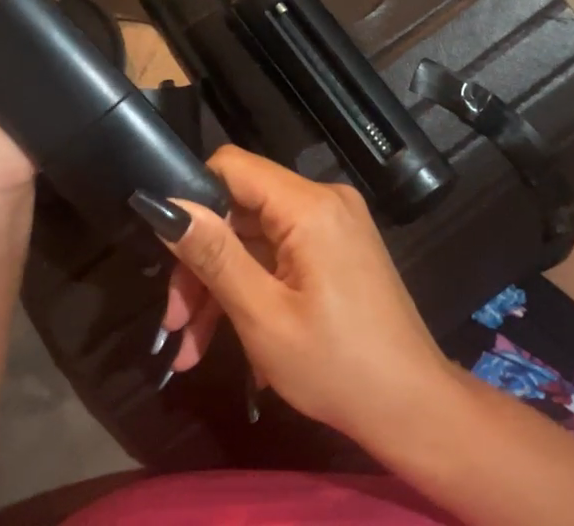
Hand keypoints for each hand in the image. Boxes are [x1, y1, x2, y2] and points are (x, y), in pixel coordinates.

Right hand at [145, 147, 455, 440]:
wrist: (411, 407)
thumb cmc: (336, 365)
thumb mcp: (262, 315)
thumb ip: (214, 255)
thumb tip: (166, 206)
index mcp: (310, 205)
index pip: (231, 166)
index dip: (191, 199)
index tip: (162, 250)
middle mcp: (324, 202)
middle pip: (240, 211)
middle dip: (201, 265)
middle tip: (173, 325)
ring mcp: (334, 228)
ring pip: (255, 241)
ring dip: (220, 290)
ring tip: (190, 352)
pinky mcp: (337, 253)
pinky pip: (280, 258)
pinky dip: (252, 293)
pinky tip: (231, 347)